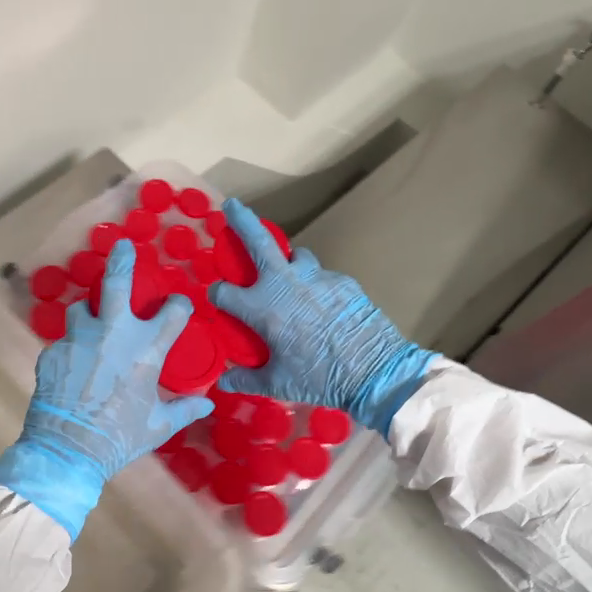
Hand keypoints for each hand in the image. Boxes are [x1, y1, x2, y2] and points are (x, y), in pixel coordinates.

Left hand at [0, 240, 214, 539]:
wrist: (66, 451)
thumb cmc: (119, 438)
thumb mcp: (159, 427)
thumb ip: (185, 409)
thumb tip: (208, 403)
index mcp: (145, 350)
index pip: (171, 312)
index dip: (178, 305)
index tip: (178, 305)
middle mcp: (112, 334)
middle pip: (117, 283)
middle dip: (123, 260)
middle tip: (124, 247)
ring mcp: (78, 339)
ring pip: (83, 308)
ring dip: (91, 312)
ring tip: (93, 322)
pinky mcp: (52, 351)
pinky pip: (65, 341)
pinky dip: (73, 348)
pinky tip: (74, 366)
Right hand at [209, 199, 435, 435]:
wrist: (375, 371)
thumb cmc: (320, 378)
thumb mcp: (278, 384)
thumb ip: (246, 381)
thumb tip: (224, 382)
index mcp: (262, 308)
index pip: (224, 292)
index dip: (217, 295)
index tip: (218, 299)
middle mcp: (284, 284)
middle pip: (258, 240)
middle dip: (241, 220)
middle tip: (232, 206)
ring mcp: (315, 277)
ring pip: (296, 256)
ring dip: (288, 261)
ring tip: (290, 276)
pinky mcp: (341, 280)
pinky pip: (321, 276)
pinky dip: (315, 285)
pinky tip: (321, 304)